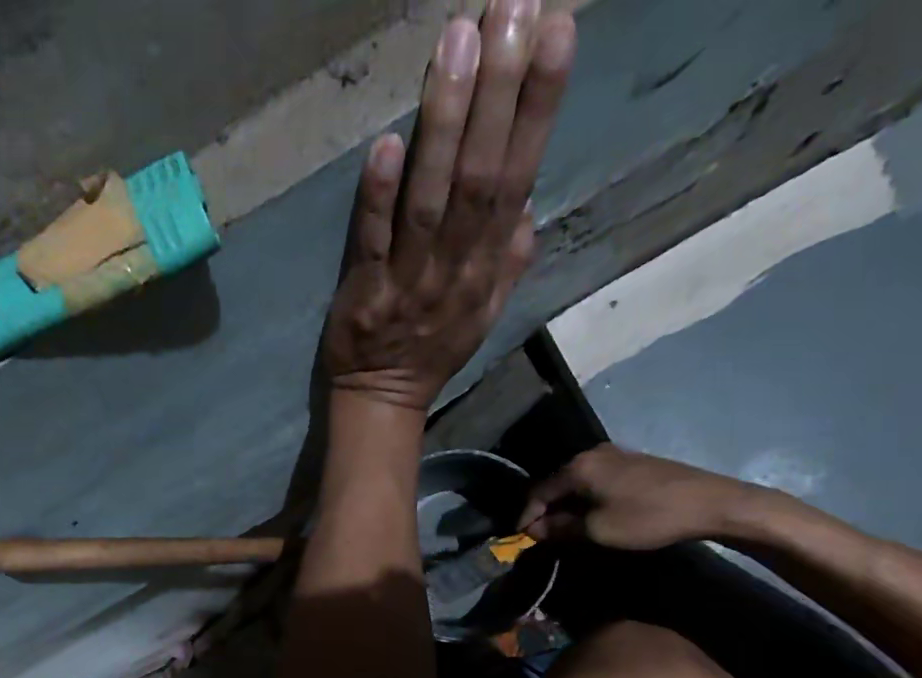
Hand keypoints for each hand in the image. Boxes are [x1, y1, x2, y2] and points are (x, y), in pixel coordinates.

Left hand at [319, 0, 575, 412]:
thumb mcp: (486, 308)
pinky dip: (380, 195)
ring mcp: (412, 276)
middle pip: (484, 174)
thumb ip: (511, 257)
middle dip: (501, 91)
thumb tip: (531, 203)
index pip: (520, 176)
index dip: (538, 109)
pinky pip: (374, 239)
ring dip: (446, 122)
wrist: (383, 396)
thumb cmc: (434, 345)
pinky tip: (388, 145)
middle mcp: (460, 264)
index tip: (555, 35)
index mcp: (490, 264)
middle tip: (513, 7)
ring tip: (461, 42)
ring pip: (435, 197)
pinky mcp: (366, 289)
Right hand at [517, 445, 751, 549]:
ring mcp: (613, 455)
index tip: (521, 538)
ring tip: (566, 530)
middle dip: (546, 510)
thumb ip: (561, 528)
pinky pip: (595, 480)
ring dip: (567, 505)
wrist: (705, 502)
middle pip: (556, 483)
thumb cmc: (646, 517)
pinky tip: (593, 515)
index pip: (538, 491)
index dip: (526, 515)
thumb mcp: (598, 530)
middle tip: (542, 537)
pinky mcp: (631, 462)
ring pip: (577, 482)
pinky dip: (586, 498)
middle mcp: (591, 454)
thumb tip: (535, 529)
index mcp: (577, 467)